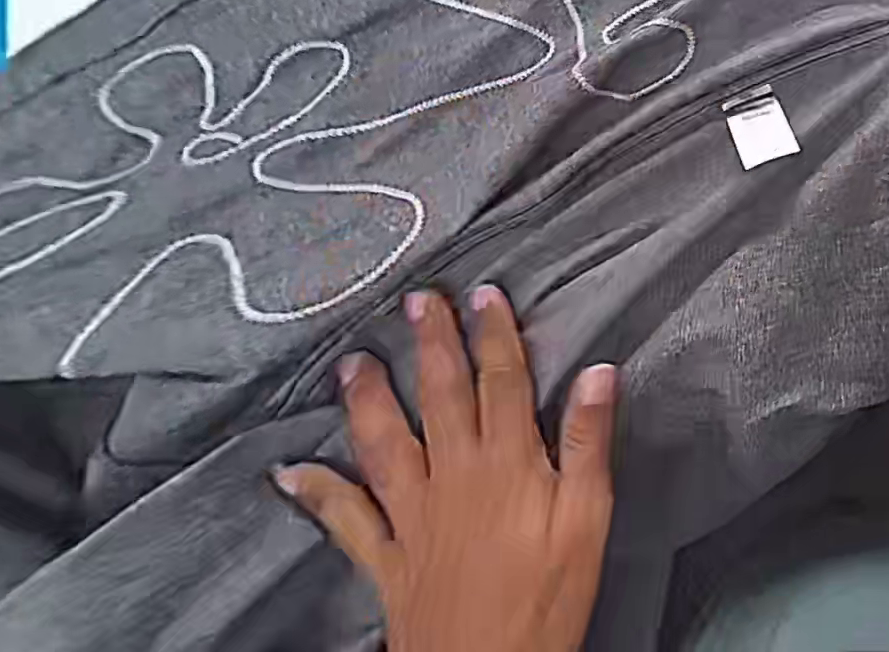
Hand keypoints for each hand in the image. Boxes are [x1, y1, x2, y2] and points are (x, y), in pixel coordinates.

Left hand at [274, 287, 616, 651]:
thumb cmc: (548, 594)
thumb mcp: (588, 517)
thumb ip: (588, 441)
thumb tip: (598, 371)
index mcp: (506, 461)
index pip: (501, 380)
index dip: (494, 333)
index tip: (485, 293)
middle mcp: (454, 474)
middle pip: (441, 396)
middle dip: (433, 344)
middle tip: (419, 301)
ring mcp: (414, 515)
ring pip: (385, 444)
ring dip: (368, 400)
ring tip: (352, 362)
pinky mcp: (388, 557)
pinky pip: (346, 521)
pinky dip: (317, 494)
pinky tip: (290, 473)